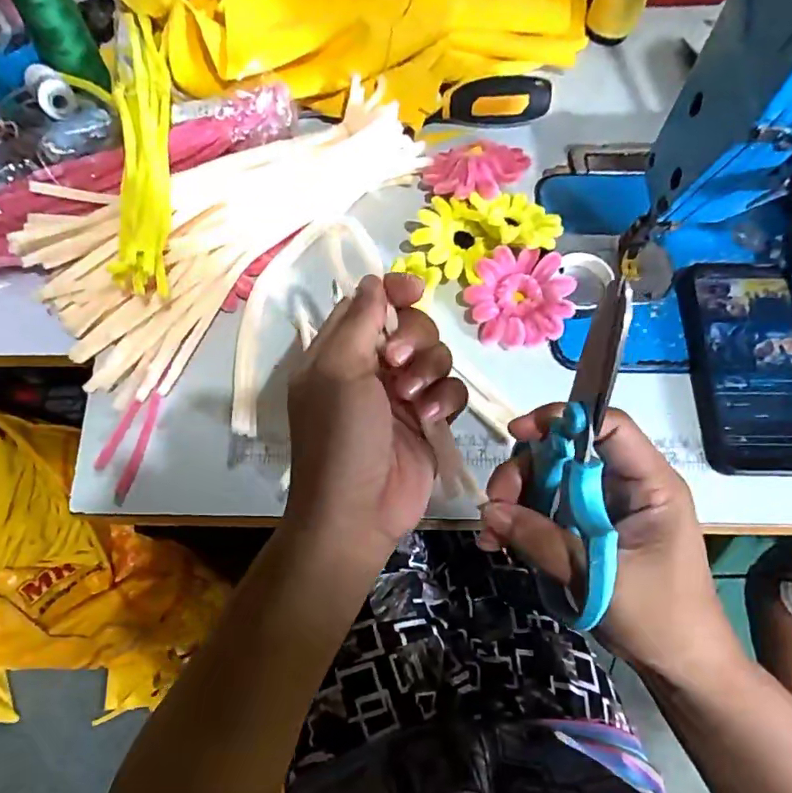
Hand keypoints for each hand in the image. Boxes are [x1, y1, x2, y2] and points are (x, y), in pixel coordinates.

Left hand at [285, 273, 468, 556]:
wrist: (358, 510)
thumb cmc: (340, 437)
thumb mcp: (339, 370)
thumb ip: (360, 321)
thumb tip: (375, 281)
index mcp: (339, 353)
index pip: (369, 304)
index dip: (393, 291)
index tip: (414, 290)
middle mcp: (371, 369)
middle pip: (411, 327)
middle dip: (414, 341)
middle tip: (399, 367)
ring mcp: (402, 396)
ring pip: (437, 357)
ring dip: (430, 373)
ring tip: (413, 402)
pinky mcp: (428, 421)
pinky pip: (452, 391)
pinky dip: (445, 401)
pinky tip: (430, 421)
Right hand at [478, 406, 726, 671]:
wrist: (680, 666)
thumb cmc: (659, 617)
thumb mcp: (598, 576)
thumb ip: (544, 540)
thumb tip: (489, 510)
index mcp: (650, 485)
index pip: (609, 427)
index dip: (564, 420)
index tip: (519, 433)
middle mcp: (626, 488)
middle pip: (568, 454)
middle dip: (526, 472)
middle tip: (494, 505)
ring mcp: (606, 511)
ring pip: (553, 483)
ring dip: (517, 502)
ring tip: (492, 535)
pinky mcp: (590, 534)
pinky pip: (550, 514)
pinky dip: (524, 524)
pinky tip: (500, 543)